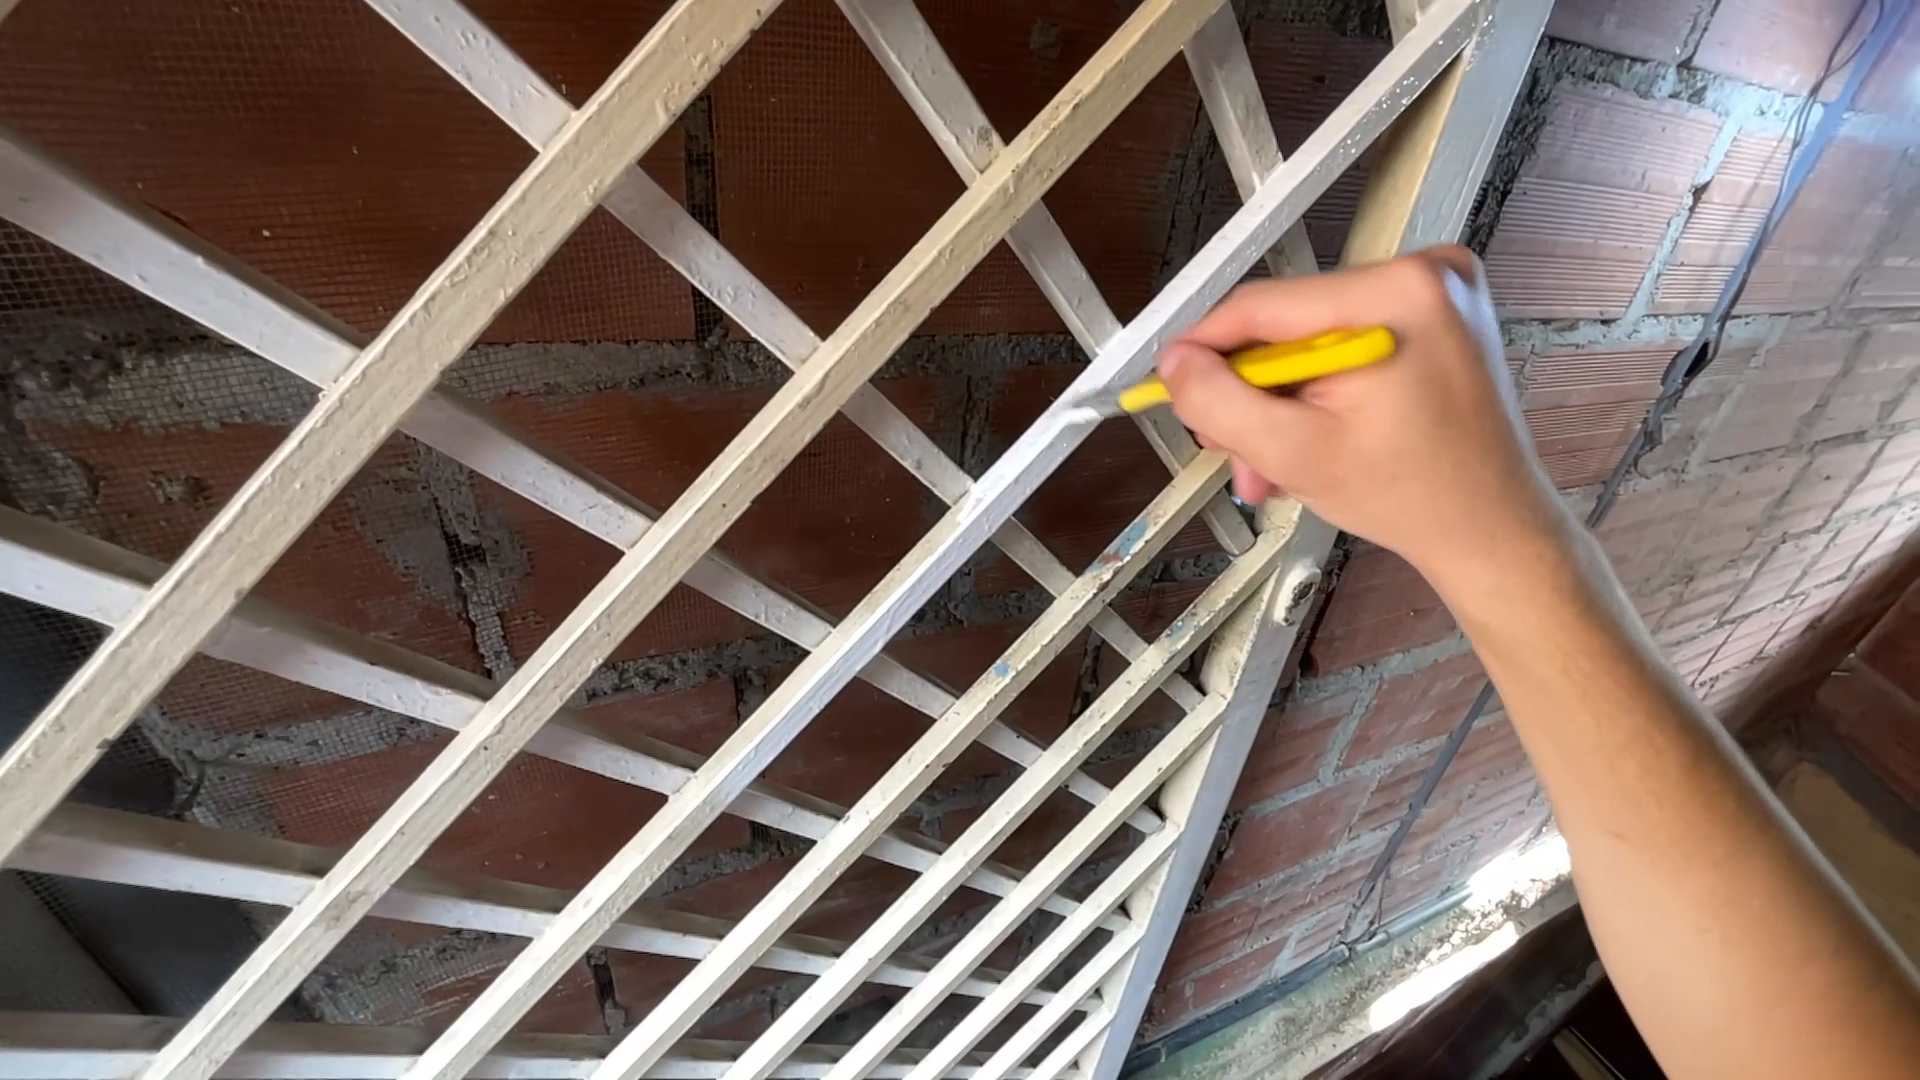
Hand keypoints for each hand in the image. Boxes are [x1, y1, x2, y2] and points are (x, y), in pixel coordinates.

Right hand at [1156, 246, 1567, 587]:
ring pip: (1303, 345)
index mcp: (1395, 293)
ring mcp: (1433, 293)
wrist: (1490, 527)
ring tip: (1271, 466)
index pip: (1259, 307)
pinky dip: (1311, 395)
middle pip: (1282, 330)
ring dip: (1275, 405)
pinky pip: (1336, 347)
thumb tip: (1173, 362)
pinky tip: (1308, 440)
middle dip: (1248, 397)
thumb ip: (1218, 403)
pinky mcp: (1432, 317)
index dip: (1200, 348)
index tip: (1166, 384)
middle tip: (1235, 455)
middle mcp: (1422, 273)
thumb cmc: (1408, 496)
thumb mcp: (1292, 453)